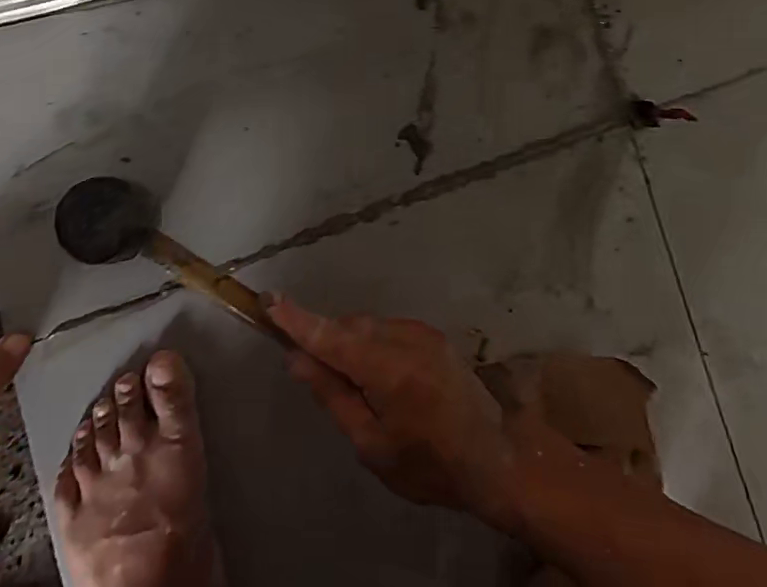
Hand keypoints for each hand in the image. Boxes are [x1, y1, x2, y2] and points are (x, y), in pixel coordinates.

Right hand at [267, 296, 514, 519]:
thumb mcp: (371, 443)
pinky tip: (376, 373)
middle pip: (350, 326)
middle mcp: (406, 338)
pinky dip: (372, 342)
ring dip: (350, 341)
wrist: (497, 458)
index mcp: (388, 368)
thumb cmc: (428, 465)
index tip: (270, 300)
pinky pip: (389, 329)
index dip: (297, 319)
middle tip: (309, 367)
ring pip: (370, 325)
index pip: (331, 336)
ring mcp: (424, 333)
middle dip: (325, 338)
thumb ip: (333, 395)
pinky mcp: (435, 335)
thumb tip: (297, 359)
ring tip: (349, 380)